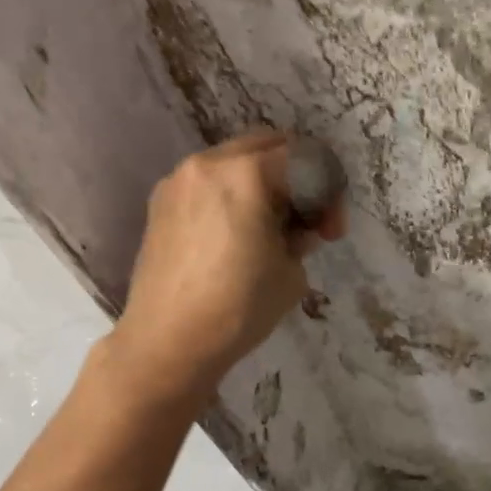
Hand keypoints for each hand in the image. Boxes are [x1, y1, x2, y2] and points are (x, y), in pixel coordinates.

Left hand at [105, 129, 344, 404]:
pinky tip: (236, 237)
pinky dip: (231, 196)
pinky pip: (208, 184)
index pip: (306, 160)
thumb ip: (301, 238)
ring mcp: (178, 181)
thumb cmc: (237, 310)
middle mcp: (208, 163)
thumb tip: (297, 229)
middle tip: (305, 221)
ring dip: (262, 184)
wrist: (168, 344)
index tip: (329, 233)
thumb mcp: (290, 275)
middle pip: (268, 146)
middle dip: (296, 176)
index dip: (329, 193)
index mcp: (247, 173)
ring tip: (269, 231)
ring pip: (234, 162)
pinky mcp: (160, 204)